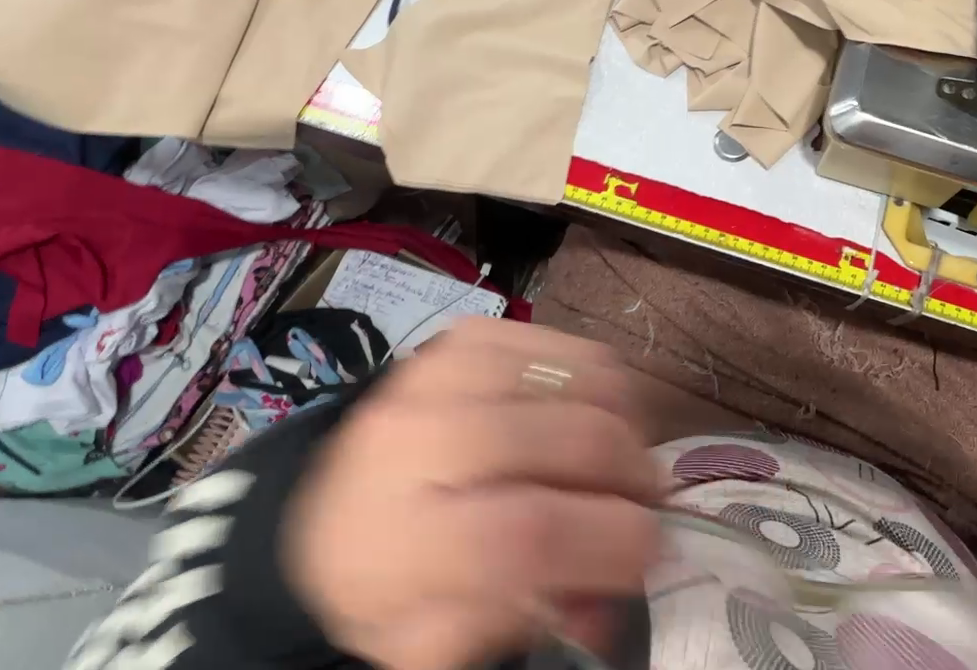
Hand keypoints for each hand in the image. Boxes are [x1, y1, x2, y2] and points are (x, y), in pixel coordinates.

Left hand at [283, 318, 661, 669]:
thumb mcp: (436, 644)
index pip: (527, 532)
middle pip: (568, 438)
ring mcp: (443, 372)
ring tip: (622, 459)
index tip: (653, 549)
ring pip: (579, 379)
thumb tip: (609, 608)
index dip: (610, 538)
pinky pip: (566, 343)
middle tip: (647, 500)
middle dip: (633, 473)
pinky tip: (592, 416)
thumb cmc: (387, 587)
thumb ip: (525, 623)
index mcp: (400, 540)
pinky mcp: (466, 336)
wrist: (323, 512)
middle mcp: (417, 438)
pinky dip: (600, 381)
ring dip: (625, 422)